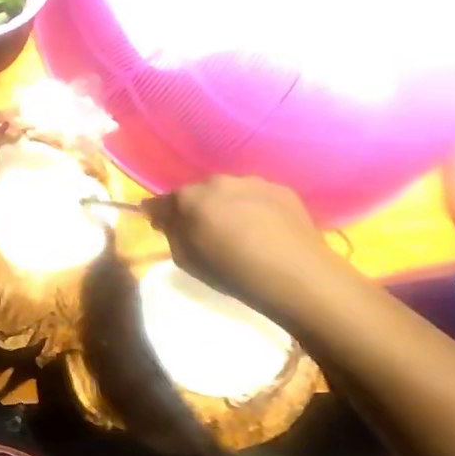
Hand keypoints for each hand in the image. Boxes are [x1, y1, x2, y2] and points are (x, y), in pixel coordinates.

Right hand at [145, 176, 347, 313]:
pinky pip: (257, 196)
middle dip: (197, 208)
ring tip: (239, 231)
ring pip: (229, 192)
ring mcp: (253, 182)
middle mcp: (218, 181)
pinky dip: (254, 208)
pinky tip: (264, 230)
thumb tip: (169, 220)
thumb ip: (172, 234)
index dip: (159, 214)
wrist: (295, 274)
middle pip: (198, 193)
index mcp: (189, 198)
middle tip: (204, 232)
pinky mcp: (282, 189)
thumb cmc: (231, 272)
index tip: (160, 225)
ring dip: (227, 206)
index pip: (163, 201)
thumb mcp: (186, 260)